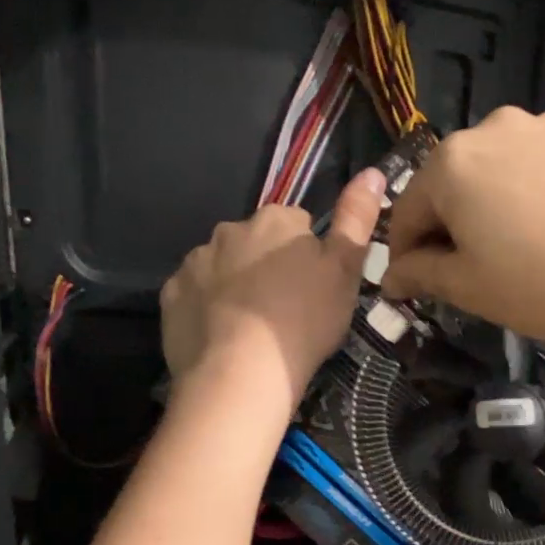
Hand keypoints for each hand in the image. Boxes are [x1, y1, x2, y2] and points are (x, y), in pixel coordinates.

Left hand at [161, 169, 387, 403]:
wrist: (241, 373)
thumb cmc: (304, 321)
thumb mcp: (345, 272)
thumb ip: (356, 220)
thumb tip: (372, 171)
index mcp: (275, 221)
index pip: (297, 224)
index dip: (309, 256)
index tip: (316, 288)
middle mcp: (229, 230)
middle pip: (256, 243)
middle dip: (268, 267)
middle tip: (286, 312)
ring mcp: (195, 262)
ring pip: (222, 267)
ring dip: (236, 287)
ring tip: (252, 329)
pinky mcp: (172, 296)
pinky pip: (194, 295)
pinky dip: (207, 309)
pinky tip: (222, 338)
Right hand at [379, 108, 544, 359]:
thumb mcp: (471, 289)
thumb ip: (423, 275)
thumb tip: (393, 275)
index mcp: (452, 163)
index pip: (407, 211)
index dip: (405, 255)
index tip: (413, 287)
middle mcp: (495, 129)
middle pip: (454, 183)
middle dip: (452, 227)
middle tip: (472, 274)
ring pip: (502, 172)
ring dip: (496, 208)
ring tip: (523, 253)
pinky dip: (539, 197)